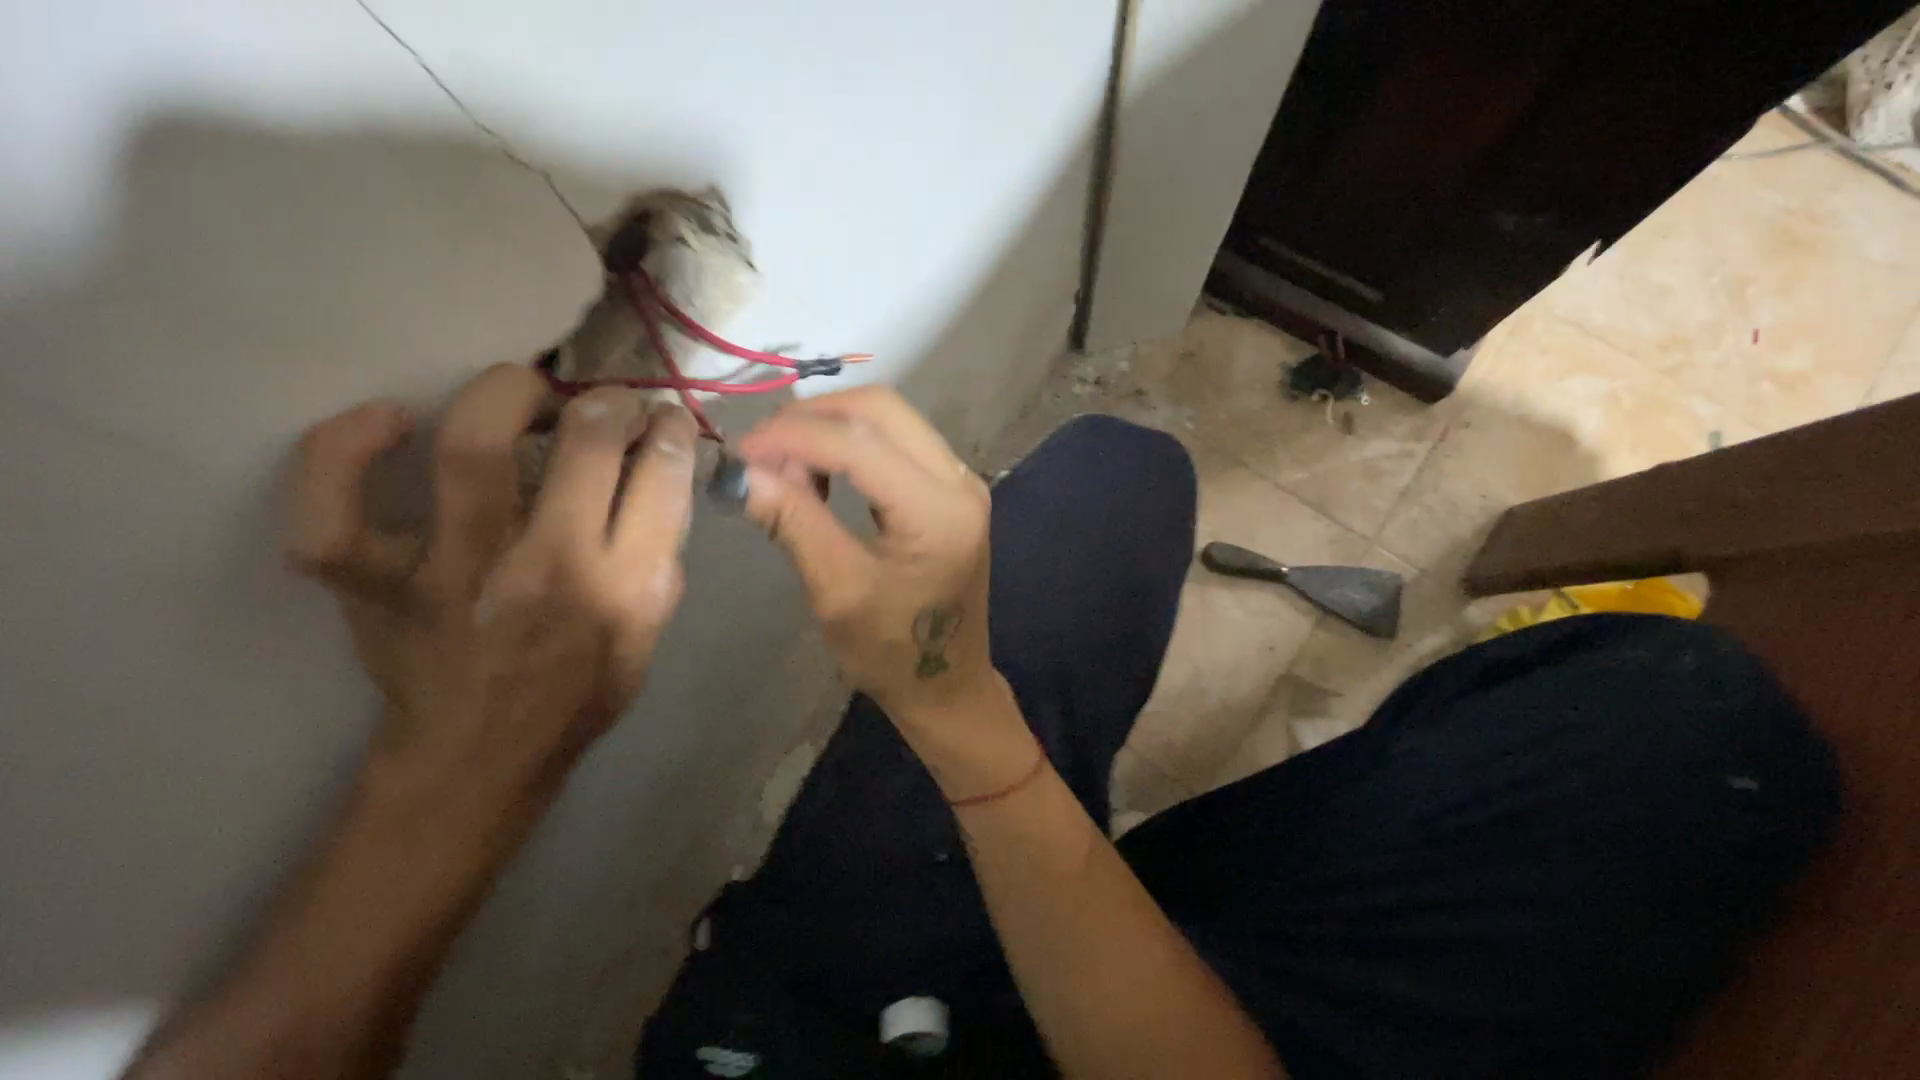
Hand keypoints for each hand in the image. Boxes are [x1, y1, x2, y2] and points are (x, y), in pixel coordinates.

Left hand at [286, 365, 697, 796]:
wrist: (482, 756)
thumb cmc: (578, 692)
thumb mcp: (650, 629)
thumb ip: (657, 551)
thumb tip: (653, 465)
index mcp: (622, 588)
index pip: (660, 476)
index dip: (666, 429)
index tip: (660, 420)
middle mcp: (545, 571)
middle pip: (585, 444)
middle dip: (607, 403)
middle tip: (605, 404)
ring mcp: (453, 573)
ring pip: (471, 446)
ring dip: (509, 394)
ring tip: (524, 396)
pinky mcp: (377, 585)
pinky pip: (335, 510)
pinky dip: (344, 450)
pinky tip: (389, 422)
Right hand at [734, 387, 997, 726]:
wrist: (946, 684)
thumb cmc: (891, 652)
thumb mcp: (837, 591)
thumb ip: (793, 522)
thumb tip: (739, 471)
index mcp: (937, 512)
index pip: (858, 443)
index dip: (792, 436)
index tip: (739, 450)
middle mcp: (959, 481)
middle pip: (880, 408)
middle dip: (813, 417)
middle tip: (760, 450)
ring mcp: (961, 480)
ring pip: (890, 417)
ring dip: (832, 426)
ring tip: (784, 463)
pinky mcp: (952, 487)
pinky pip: (899, 439)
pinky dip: (853, 441)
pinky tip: (820, 472)